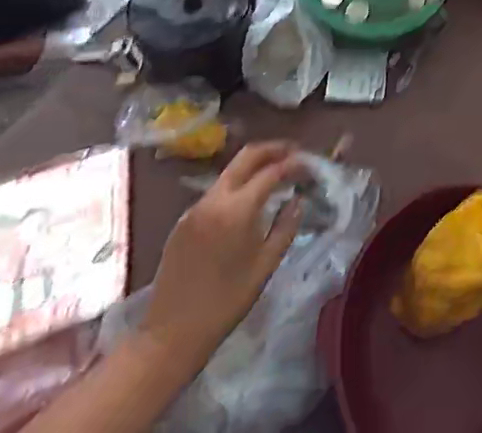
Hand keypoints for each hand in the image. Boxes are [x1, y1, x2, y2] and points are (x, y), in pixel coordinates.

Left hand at [138, 142, 304, 356]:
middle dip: (272, 149)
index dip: (293, 164)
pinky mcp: (183, 220)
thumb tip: (298, 200)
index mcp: (237, 209)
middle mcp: (214, 199)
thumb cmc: (227, 302)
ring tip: (275, 176)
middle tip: (294, 152)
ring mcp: (195, 208)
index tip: (309, 164)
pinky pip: (215, 193)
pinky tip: (247, 202)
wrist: (172, 332)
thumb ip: (286, 227)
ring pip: (229, 173)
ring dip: (253, 167)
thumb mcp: (265, 266)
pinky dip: (235, 187)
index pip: (271, 171)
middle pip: (246, 157)